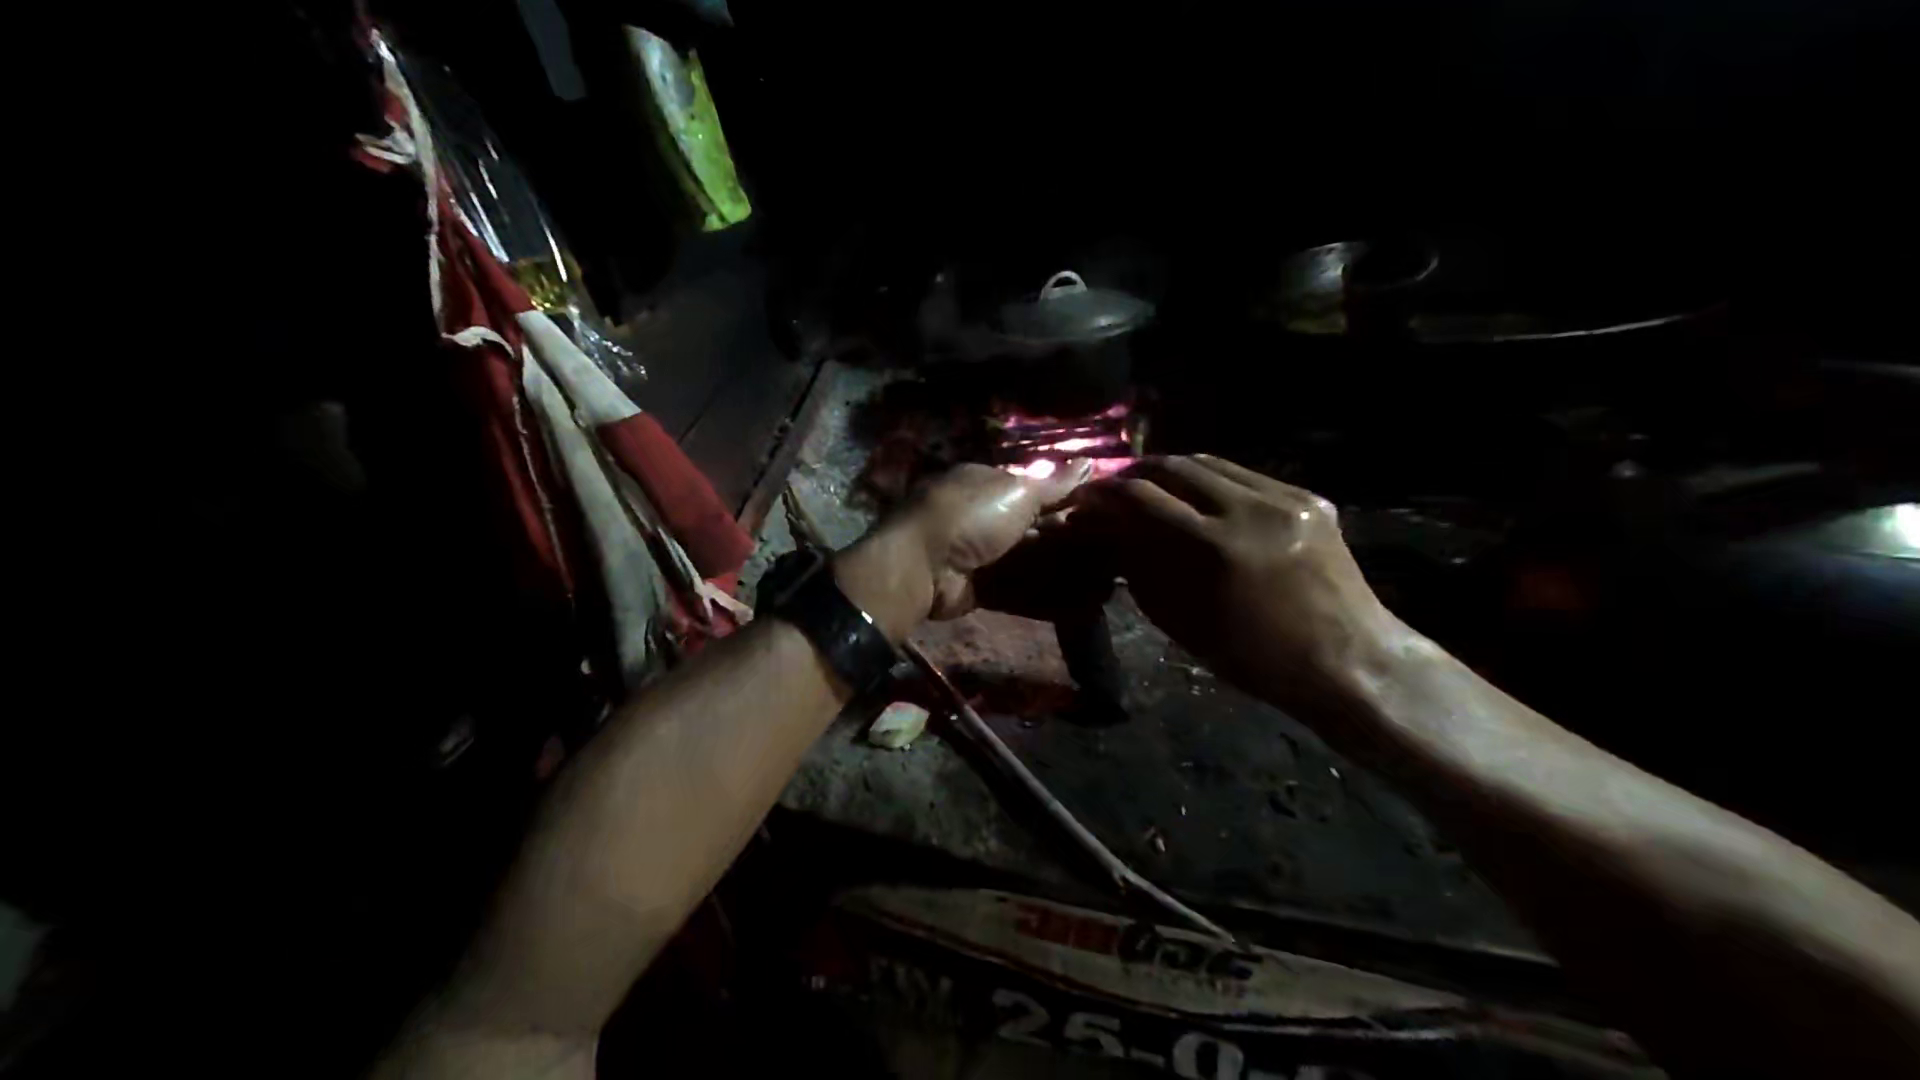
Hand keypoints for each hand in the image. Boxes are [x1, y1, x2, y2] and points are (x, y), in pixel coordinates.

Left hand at [835, 460, 1092, 639]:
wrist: (922, 567)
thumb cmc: (971, 516)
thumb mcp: (1017, 492)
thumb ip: (1053, 484)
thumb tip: (1087, 462)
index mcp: (984, 483)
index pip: (1031, 488)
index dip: (1065, 501)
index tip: (1101, 513)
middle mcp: (980, 517)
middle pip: (1031, 528)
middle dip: (1066, 539)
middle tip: (1109, 552)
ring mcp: (977, 555)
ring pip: (1027, 561)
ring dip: (1060, 570)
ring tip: (1104, 581)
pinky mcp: (977, 589)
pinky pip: (1017, 591)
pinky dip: (1045, 597)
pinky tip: (1079, 604)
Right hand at [1071, 455, 1395, 715]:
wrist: (1346, 661)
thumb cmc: (1252, 657)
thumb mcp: (1179, 620)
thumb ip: (1140, 566)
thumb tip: (1109, 529)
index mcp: (1212, 550)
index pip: (1141, 498)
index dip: (1104, 493)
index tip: (1085, 498)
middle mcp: (1248, 511)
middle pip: (1173, 466)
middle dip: (1134, 473)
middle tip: (1114, 488)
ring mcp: (1285, 498)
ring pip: (1209, 463)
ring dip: (1171, 471)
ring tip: (1151, 487)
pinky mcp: (1308, 498)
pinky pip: (1244, 476)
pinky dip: (1210, 483)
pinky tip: (1199, 498)